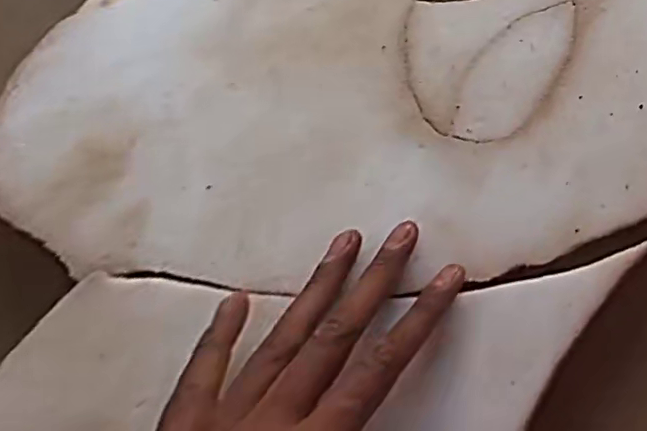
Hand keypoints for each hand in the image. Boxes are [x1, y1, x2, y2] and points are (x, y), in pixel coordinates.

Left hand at [157, 222, 465, 430]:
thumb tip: (416, 425)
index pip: (381, 367)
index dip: (420, 318)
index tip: (448, 276)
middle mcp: (272, 422)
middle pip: (337, 335)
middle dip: (376, 279)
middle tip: (402, 234)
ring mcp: (222, 423)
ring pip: (282, 339)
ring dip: (319, 288)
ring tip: (344, 242)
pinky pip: (199, 379)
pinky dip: (218, 338)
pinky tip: (235, 301)